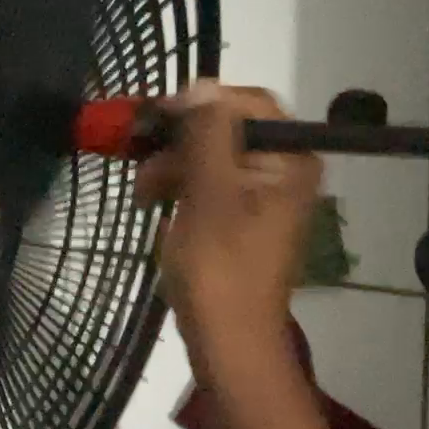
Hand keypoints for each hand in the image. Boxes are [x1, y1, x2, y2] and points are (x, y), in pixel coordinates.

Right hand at [139, 81, 323, 341]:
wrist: (229, 340)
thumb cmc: (219, 269)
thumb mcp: (209, 194)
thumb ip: (206, 136)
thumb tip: (198, 87)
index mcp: (289, 159)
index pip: (244, 104)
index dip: (195, 104)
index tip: (149, 120)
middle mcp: (285, 171)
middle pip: (226, 131)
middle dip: (178, 143)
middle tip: (138, 163)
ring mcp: (264, 199)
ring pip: (212, 160)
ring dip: (173, 169)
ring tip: (142, 196)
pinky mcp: (242, 223)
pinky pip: (210, 189)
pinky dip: (181, 192)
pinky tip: (159, 211)